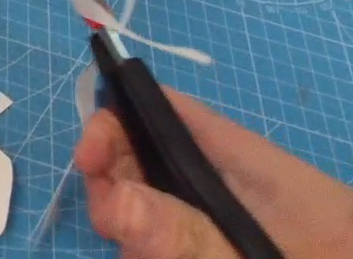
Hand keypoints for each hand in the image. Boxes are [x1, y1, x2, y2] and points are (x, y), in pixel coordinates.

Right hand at [75, 91, 352, 258]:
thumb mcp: (265, 257)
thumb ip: (188, 236)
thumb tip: (108, 201)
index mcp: (229, 151)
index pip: (144, 107)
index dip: (106, 128)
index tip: (87, 168)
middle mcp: (220, 179)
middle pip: (137, 169)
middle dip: (122, 206)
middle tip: (137, 247)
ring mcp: (226, 223)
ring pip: (155, 222)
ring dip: (149, 247)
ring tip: (169, 258)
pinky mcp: (228, 248)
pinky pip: (182, 247)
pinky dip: (168, 256)